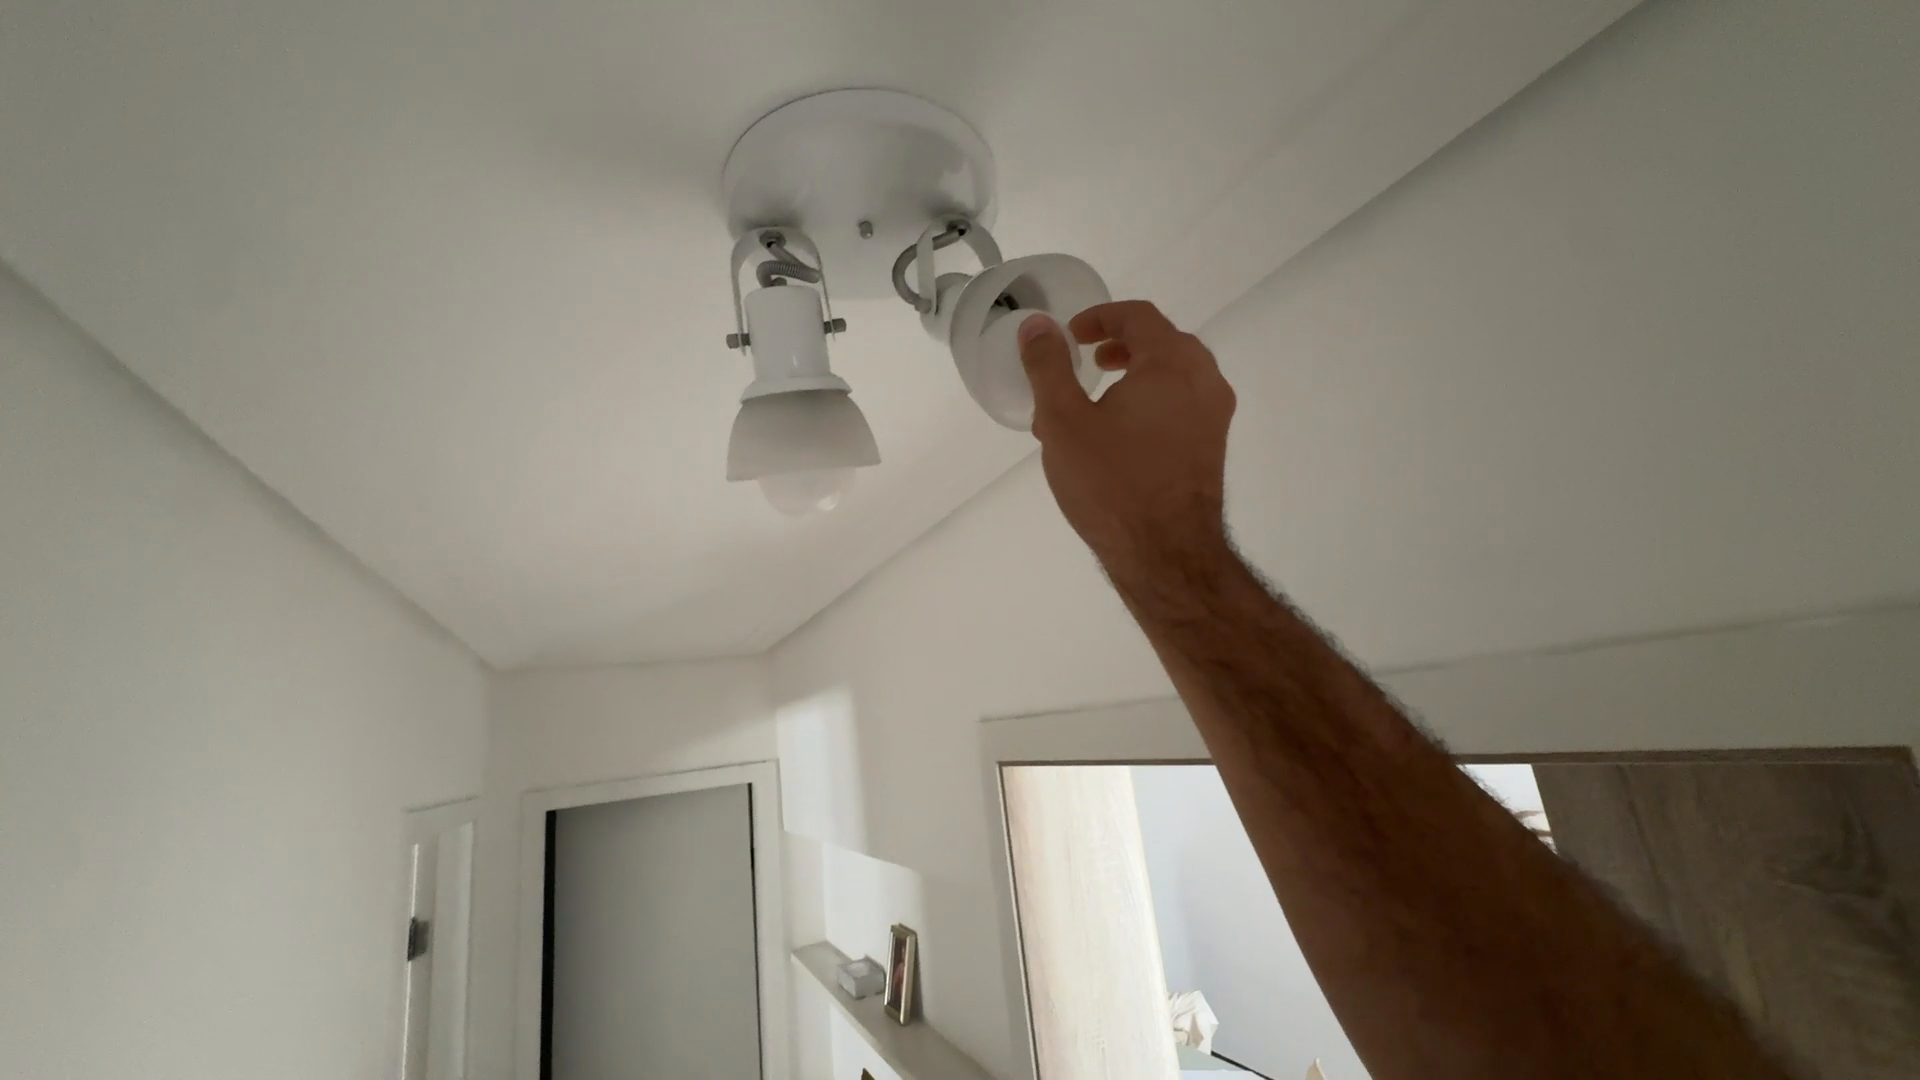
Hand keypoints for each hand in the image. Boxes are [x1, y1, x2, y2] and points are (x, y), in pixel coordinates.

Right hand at [1018, 301, 1236, 578]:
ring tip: (1099, 401)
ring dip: (1137, 375)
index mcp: (1172, 364)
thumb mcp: (1063, 421)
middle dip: (1121, 345)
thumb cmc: (1110, 483)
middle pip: (1164, 342)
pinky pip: (1183, 406)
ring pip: (1176, 376)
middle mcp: (1204, 381)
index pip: (1139, 316)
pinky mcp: (1212, 449)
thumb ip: (1049, 366)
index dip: (1101, 317)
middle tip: (1088, 362)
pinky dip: (1153, 402)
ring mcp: (1215, 417)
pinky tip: (1121, 436)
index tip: (1072, 335)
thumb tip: (1038, 325)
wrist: (1165, 554)